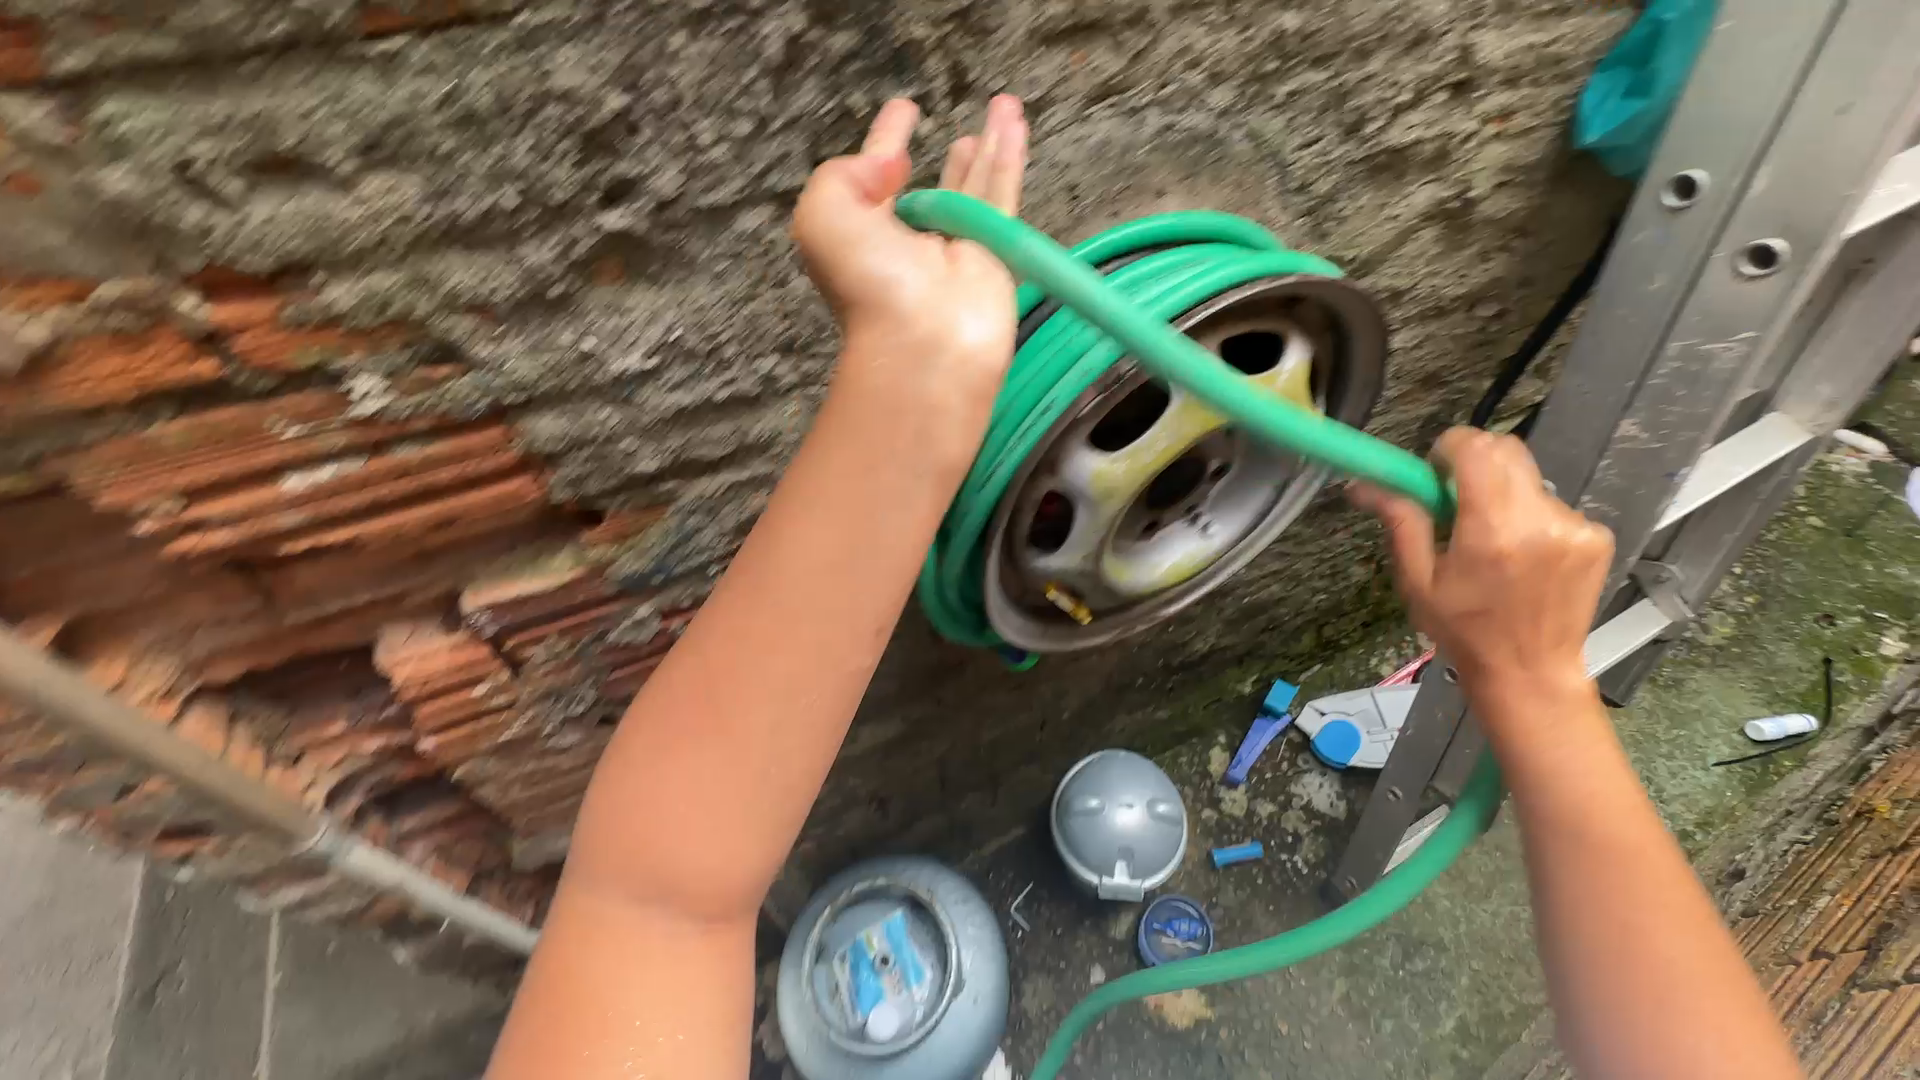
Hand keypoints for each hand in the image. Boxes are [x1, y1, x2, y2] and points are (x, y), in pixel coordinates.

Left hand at [792, 95, 1028, 415]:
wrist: (922, 345)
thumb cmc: (866, 285)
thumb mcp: (821, 218)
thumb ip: (841, 176)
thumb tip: (888, 165)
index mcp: (865, 237)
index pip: (876, 181)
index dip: (886, 142)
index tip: (903, 113)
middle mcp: (911, 244)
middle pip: (936, 191)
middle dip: (951, 161)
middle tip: (960, 133)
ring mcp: (957, 252)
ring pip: (977, 187)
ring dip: (990, 147)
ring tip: (1004, 107)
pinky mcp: (996, 256)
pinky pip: (1002, 196)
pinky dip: (1009, 158)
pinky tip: (1015, 123)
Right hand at [1350, 428, 1613, 706]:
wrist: (1530, 671)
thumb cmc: (1463, 630)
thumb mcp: (1417, 580)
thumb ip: (1401, 522)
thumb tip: (1362, 484)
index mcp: (1491, 530)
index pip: (1476, 449)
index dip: (1450, 447)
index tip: (1434, 469)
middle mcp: (1540, 519)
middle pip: (1506, 451)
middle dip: (1474, 462)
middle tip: (1453, 498)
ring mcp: (1576, 526)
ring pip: (1527, 479)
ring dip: (1501, 493)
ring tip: (1488, 540)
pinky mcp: (1595, 536)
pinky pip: (1551, 503)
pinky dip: (1527, 515)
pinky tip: (1519, 554)